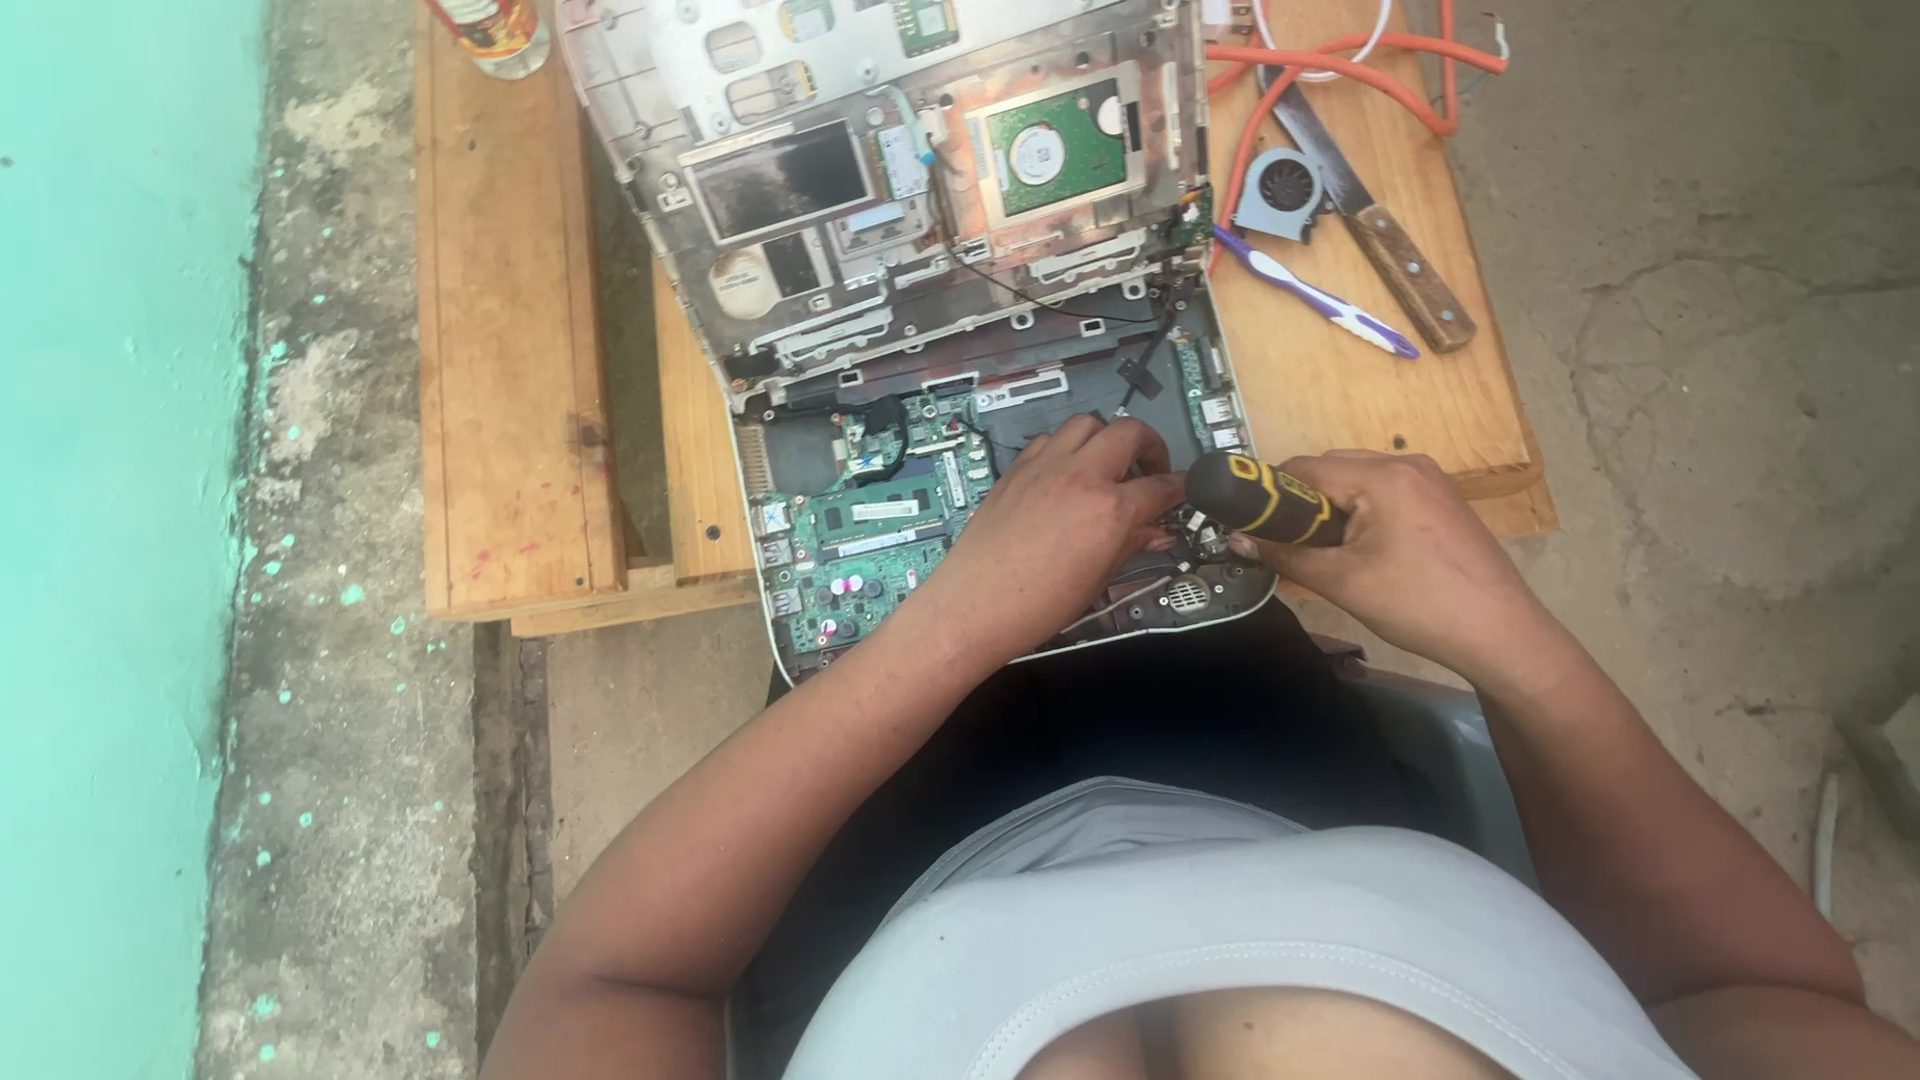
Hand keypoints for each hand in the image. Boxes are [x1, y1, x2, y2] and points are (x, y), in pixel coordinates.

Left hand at [906, 415, 1185, 669]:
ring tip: (1108, 465)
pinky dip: (1067, 447)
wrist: (974, 606)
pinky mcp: (1016, 470)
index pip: (1160, 487)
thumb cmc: (1035, 606)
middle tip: (1151, 471)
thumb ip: (1130, 546)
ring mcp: (1044, 468)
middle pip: (1129, 432)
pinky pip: (1049, 439)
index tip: (1183, 491)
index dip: (1180, 489)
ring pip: (1087, 424)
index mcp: (1108, 510)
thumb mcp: (1097, 580)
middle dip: (1150, 446)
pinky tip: (1067, 472)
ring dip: (1106, 438)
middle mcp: (1079, 476)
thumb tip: (1155, 533)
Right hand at [1229, 451, 1565, 686]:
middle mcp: (1407, 465)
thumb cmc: (1417, 604)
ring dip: (1329, 507)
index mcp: (1382, 476)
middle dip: (1300, 502)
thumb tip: (1235, 539)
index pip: (1303, 467)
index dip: (1270, 495)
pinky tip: (1359, 548)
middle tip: (1287, 544)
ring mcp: (1430, 480)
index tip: (1254, 527)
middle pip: (1329, 468)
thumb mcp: (1340, 581)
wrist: (1501, 635)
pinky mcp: (1441, 499)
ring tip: (1322, 550)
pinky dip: (1358, 511)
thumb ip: (1283, 554)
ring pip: (1355, 479)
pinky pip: (1382, 491)